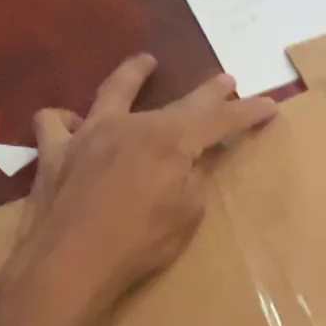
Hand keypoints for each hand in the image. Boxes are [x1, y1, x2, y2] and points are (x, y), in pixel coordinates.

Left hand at [0, 54, 276, 322]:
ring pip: (112, 91)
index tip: (270, 105)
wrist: (70, 262)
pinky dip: (65, 121)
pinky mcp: (54, 152)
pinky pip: (54, 123)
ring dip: (133, 73)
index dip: (247, 112)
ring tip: (145, 62)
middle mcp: (132, 125)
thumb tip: (190, 165)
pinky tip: (72, 126)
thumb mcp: (187, 216)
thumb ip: (193, 181)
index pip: (220, 120)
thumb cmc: (139, 244)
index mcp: (171, 140)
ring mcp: (88, 134)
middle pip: (178, 101)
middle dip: (208, 92)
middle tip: (226, 80)